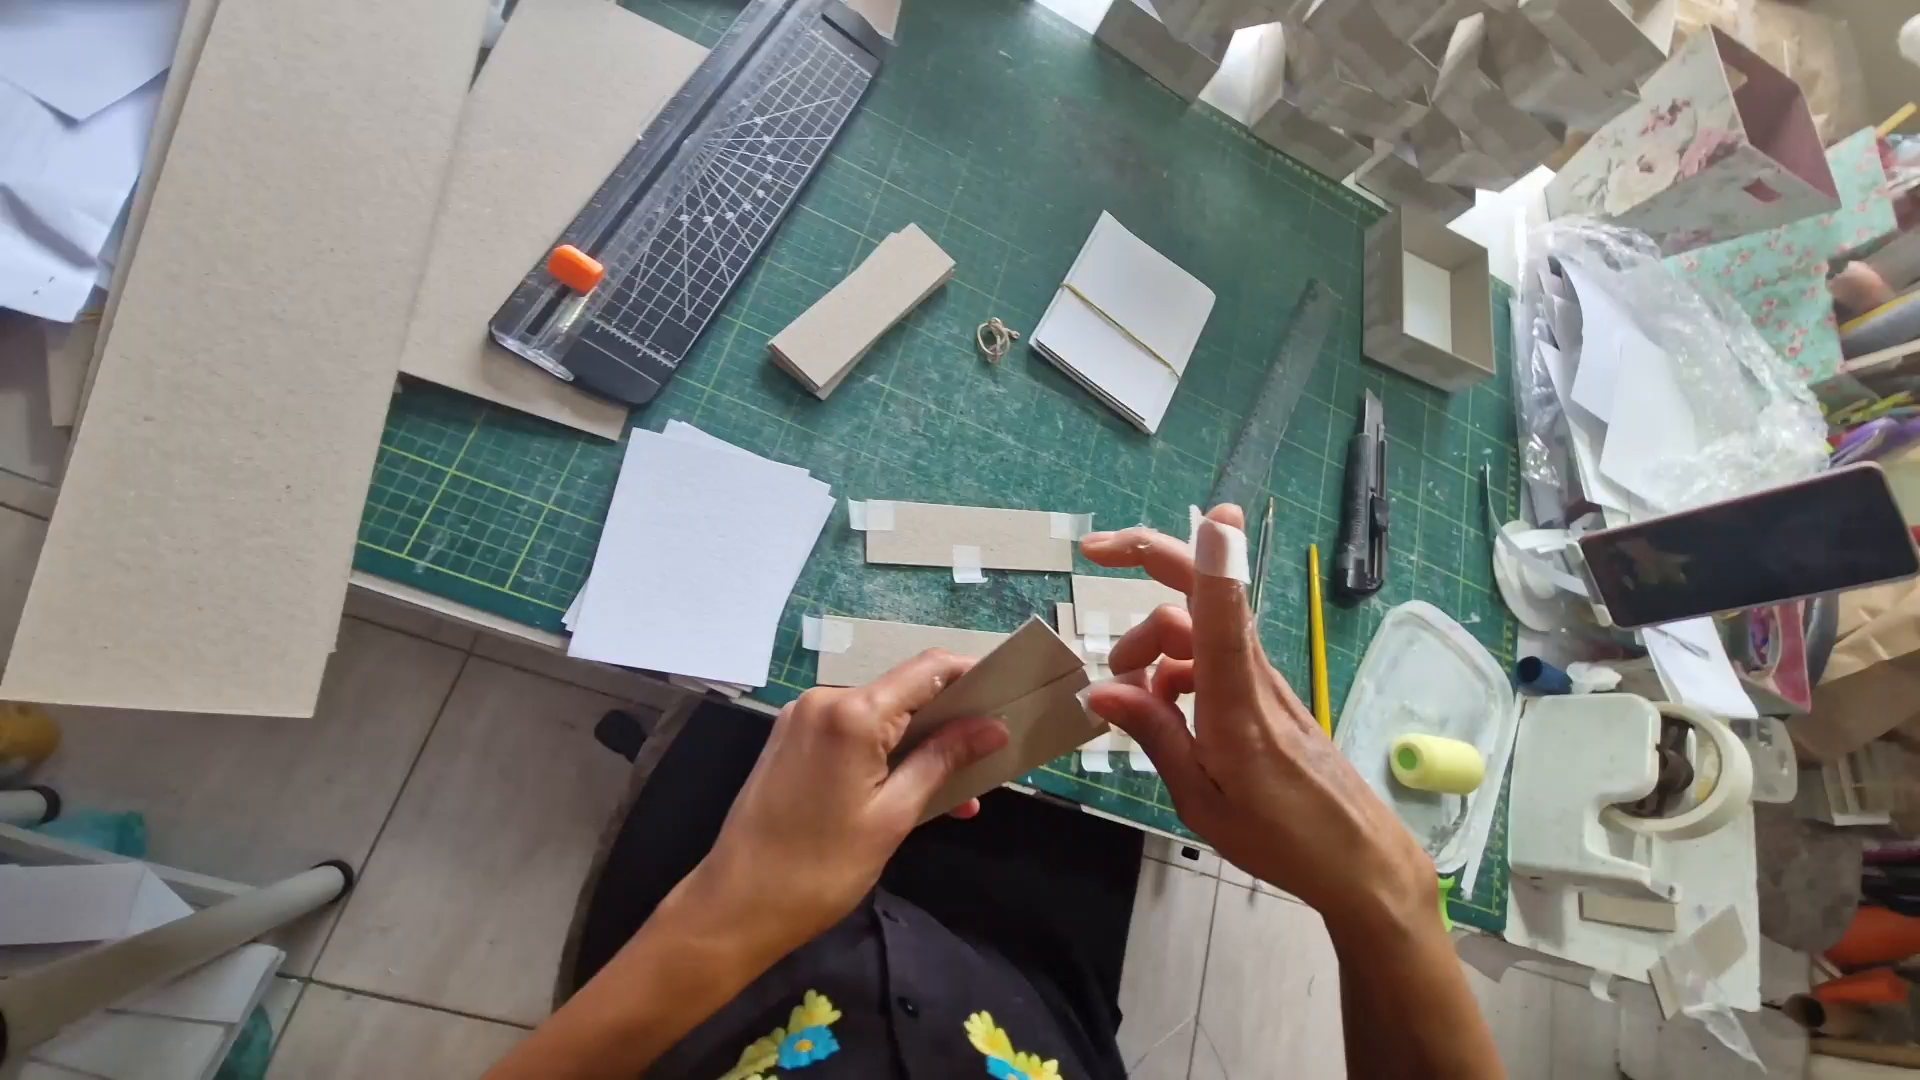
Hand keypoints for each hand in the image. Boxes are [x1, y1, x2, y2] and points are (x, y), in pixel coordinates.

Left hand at [679, 650, 1007, 960]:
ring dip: (919, 745)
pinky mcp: (792, 738)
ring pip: (880, 716)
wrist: (733, 906)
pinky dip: (885, 753)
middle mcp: (825, 699)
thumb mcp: (893, 816)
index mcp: (852, 713)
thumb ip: (943, 759)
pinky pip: (853, 732)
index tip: (1004, 698)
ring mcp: (803, 717)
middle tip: (985, 757)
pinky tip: (909, 791)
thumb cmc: (820, 869)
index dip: (970, 675)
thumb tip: (992, 728)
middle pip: (904, 691)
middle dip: (948, 721)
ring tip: (954, 794)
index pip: (927, 669)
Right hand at [1079, 505, 1435, 940]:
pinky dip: (1169, 666)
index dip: (1213, 559)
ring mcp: (1257, 677)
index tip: (1212, 514)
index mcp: (1235, 702)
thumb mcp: (1201, 797)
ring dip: (1146, 638)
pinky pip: (1204, 654)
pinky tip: (1157, 706)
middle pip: (1200, 591)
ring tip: (1121, 687)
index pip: (1224, 613)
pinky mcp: (1258, 688)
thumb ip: (1153, 734)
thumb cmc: (1279, 837)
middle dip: (1146, 558)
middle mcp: (1250, 673)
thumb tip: (1099, 690)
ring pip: (1192, 625)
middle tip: (1093, 555)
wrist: (1355, 860)